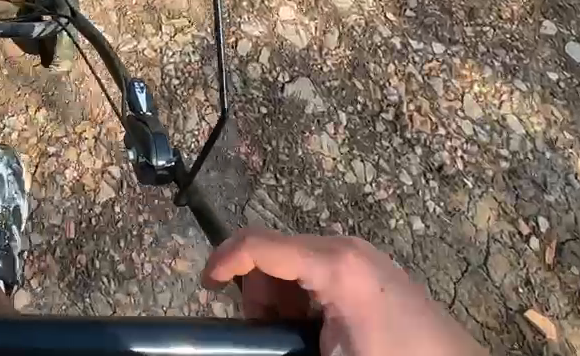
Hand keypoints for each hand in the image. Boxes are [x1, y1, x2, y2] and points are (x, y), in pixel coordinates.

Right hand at [203, 229, 485, 355]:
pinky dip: (303, 295)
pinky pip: (319, 269)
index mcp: (334, 265)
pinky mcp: (373, 270)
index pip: (258, 244)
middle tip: (259, 332)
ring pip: (294, 259)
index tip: (205, 285)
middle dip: (256, 289)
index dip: (223, 260)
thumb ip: (282, 335)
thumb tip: (250, 331)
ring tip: (290, 336)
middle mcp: (345, 247)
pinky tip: (315, 330)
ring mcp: (362, 255)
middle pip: (274, 251)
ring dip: (279, 295)